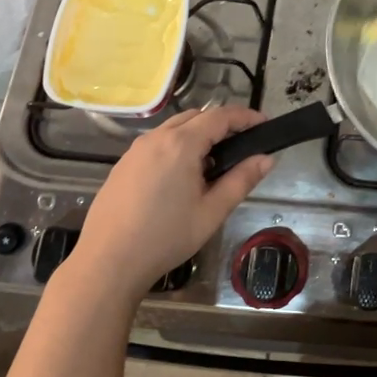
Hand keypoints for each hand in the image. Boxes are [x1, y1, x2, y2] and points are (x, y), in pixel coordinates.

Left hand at [65, 106, 274, 299]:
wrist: (109, 261)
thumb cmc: (166, 237)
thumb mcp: (212, 211)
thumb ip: (241, 180)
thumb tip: (266, 159)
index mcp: (181, 144)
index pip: (220, 116)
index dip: (245, 117)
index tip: (264, 125)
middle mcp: (156, 138)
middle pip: (196, 116)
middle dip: (222, 124)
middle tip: (242, 145)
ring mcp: (135, 150)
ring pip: (173, 128)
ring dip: (197, 134)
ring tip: (213, 163)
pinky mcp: (123, 165)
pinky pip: (157, 143)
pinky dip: (177, 146)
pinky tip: (181, 177)